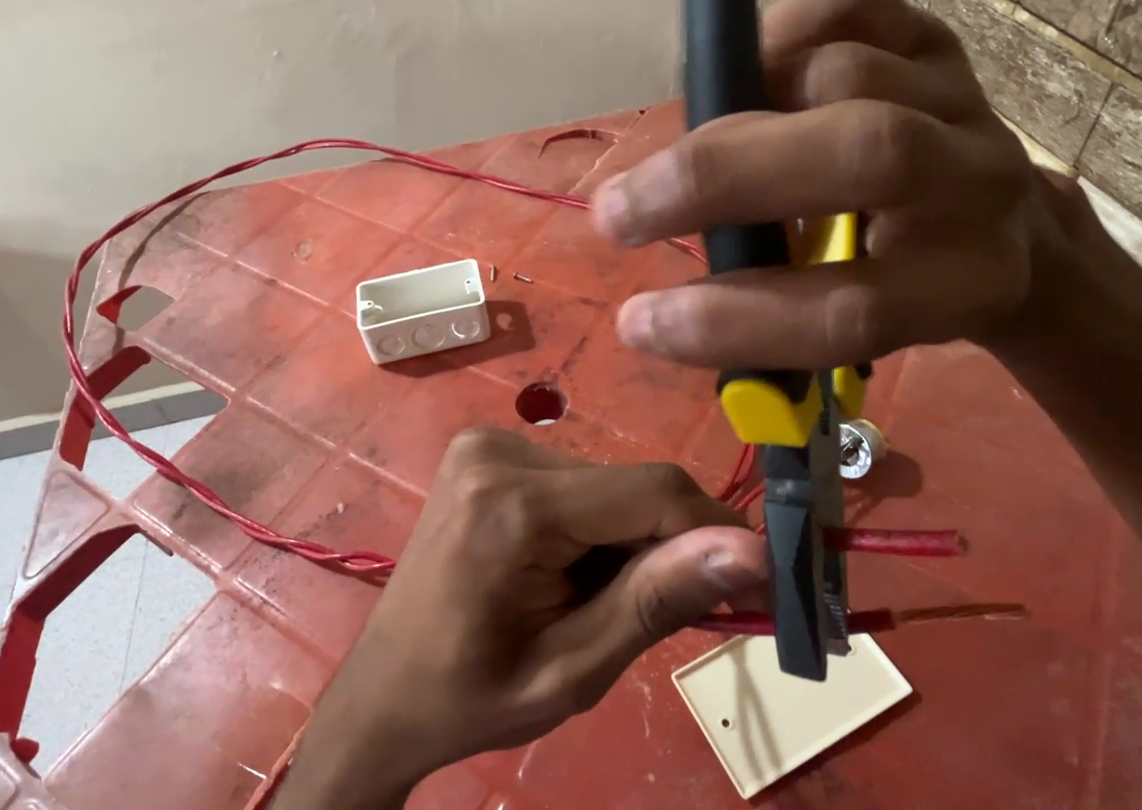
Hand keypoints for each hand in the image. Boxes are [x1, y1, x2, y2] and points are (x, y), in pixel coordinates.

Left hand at [272, 428, 766, 808]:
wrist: (386, 692)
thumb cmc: (473, 696)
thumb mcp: (571, 670)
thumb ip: (655, 602)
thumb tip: (751, 551)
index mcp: (513, 505)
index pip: (652, 491)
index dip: (715, 534)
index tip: (755, 586)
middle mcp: (499, 451)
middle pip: (631, 485)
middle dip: (665, 547)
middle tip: (666, 614)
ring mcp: (488, 444)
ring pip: (610, 483)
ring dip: (629, 539)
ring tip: (598, 601)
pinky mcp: (487, 451)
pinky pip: (578, 481)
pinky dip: (596, 526)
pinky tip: (569, 571)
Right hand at [592, 0, 1060, 369]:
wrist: (994, 223)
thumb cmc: (900, 285)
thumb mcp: (857, 328)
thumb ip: (780, 318)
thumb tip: (664, 304)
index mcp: (968, 284)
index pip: (852, 309)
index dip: (736, 320)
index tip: (638, 322)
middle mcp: (980, 181)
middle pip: (864, 153)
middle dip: (719, 177)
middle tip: (617, 212)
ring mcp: (959, 95)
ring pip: (842, 74)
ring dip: (733, 118)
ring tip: (683, 158)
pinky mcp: (933, 36)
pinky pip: (853, 4)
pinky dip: (780, 29)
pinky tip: (746, 74)